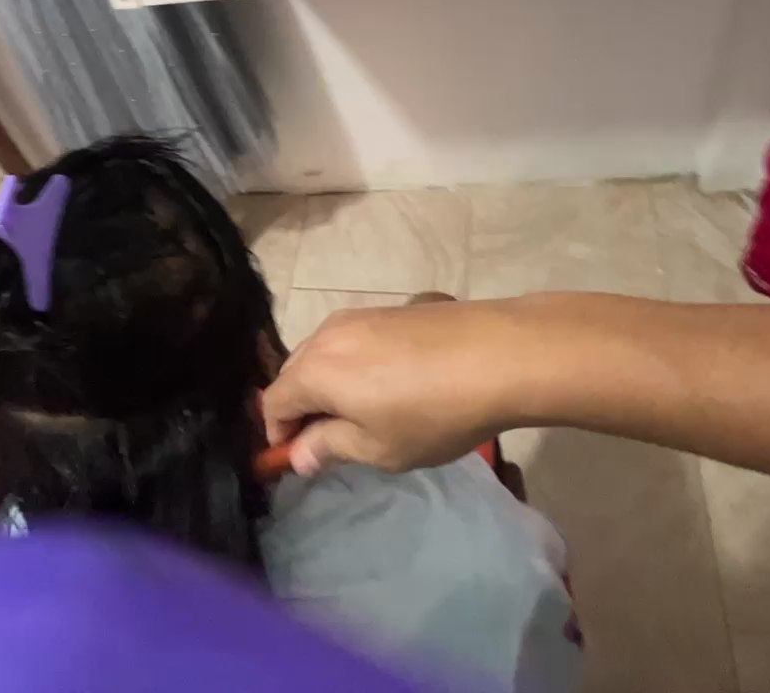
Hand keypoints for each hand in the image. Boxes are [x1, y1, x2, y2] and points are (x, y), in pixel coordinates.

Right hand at [262, 297, 532, 474]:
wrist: (497, 355)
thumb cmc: (432, 413)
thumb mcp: (378, 447)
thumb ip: (329, 448)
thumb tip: (298, 454)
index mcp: (315, 370)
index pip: (272, 403)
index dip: (278, 436)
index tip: (300, 459)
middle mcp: (327, 334)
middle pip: (293, 373)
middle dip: (300, 407)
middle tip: (330, 440)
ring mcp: (358, 315)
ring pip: (322, 352)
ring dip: (326, 383)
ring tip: (361, 411)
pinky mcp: (388, 309)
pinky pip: (351, 340)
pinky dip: (351, 364)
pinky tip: (389, 383)